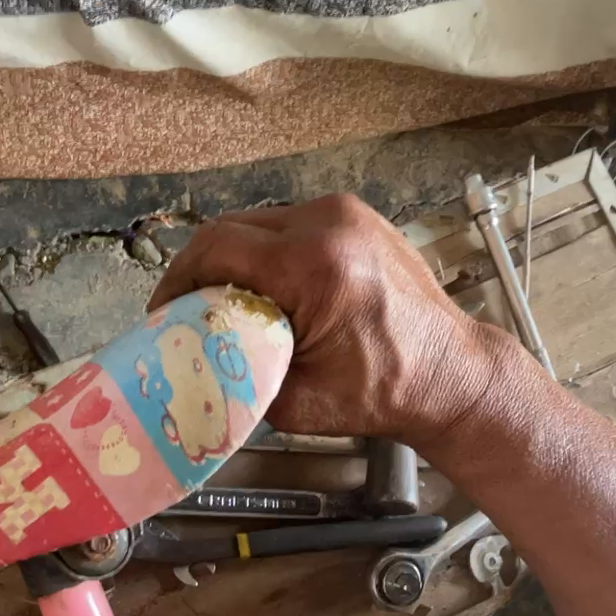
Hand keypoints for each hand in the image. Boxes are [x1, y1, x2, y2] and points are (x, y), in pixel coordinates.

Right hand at [149, 194, 526, 446]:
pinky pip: (292, 226)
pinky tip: (264, 290)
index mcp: (313, 265)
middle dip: (200, 269)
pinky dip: (267, 254)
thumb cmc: (385, 393)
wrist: (451, 375)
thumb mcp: (296, 402)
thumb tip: (198, 363)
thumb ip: (240, 376)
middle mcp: (329, 223)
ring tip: (221, 303)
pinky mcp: (358, 218)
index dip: (178, 280)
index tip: (164, 312)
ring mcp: (348, 213)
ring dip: (234, 260)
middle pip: (234, 229)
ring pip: (261, 223)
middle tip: (185, 310)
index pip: (217, 249)